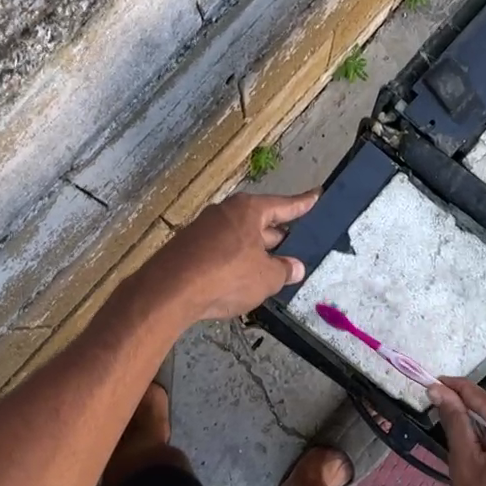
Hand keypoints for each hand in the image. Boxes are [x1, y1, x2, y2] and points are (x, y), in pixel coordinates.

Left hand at [142, 190, 317, 321]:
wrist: (169, 291)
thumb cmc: (227, 276)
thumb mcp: (267, 278)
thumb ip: (284, 271)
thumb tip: (295, 267)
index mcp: (249, 210)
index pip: (284, 205)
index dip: (303, 203)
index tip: (316, 195)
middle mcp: (225, 213)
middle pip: (259, 221)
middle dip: (277, 235)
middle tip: (295, 245)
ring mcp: (203, 229)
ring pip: (240, 238)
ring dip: (255, 252)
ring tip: (271, 268)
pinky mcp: (188, 248)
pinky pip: (221, 251)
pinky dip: (235, 262)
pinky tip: (240, 279)